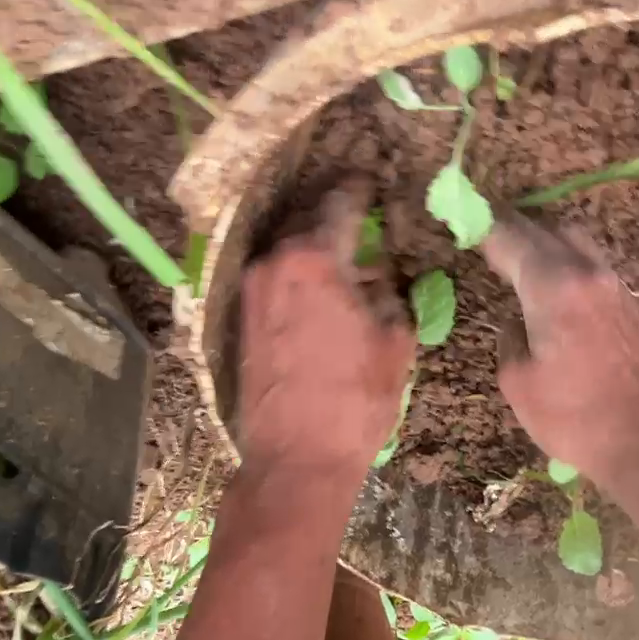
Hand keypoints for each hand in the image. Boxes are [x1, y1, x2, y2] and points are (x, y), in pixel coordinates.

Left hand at [236, 183, 414, 476]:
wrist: (297, 457)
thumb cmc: (356, 401)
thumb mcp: (395, 346)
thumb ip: (393, 298)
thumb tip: (384, 280)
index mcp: (315, 259)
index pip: (340, 203)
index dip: (359, 189)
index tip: (371, 182)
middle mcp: (274, 264)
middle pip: (305, 220)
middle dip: (333, 216)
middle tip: (360, 218)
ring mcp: (251, 293)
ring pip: (285, 251)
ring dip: (314, 249)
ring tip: (344, 260)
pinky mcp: (242, 321)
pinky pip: (273, 280)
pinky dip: (296, 276)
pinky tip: (319, 294)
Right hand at [480, 214, 638, 484]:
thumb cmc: (571, 418)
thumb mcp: (517, 382)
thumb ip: (510, 338)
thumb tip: (517, 320)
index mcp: (554, 288)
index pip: (511, 240)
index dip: (484, 229)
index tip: (465, 224)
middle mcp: (589, 274)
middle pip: (546, 231)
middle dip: (514, 229)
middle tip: (488, 236)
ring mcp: (616, 288)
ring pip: (576, 243)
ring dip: (545, 242)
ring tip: (521, 258)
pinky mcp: (631, 307)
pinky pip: (594, 267)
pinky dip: (569, 264)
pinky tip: (556, 286)